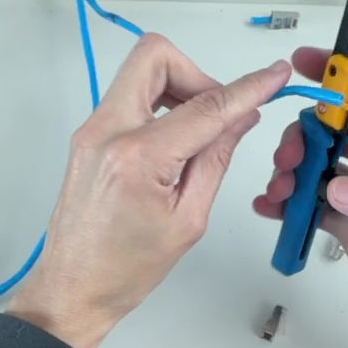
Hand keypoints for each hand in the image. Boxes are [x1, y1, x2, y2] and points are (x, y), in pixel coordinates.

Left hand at [10, 34, 292, 347]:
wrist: (73, 289)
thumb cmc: (126, 269)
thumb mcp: (187, 220)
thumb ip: (216, 160)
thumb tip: (242, 118)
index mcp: (137, 158)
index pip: (204, 107)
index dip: (247, 89)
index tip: (274, 75)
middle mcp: (107, 132)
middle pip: (156, 57)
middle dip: (197, 73)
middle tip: (218, 114)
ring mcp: (91, 131)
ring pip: (140, 72)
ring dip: (177, 88)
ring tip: (198, 135)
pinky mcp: (87, 138)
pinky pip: (129, 99)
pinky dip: (159, 107)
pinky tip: (176, 143)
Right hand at [252, 47, 347, 347]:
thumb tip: (343, 188)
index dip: (347, 83)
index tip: (313, 68)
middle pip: (338, 134)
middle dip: (306, 135)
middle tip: (289, 156)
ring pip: (317, 169)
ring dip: (291, 170)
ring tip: (277, 188)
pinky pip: (310, 208)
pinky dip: (286, 205)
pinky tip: (270, 207)